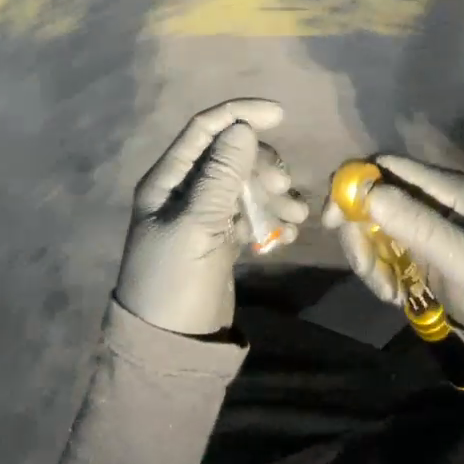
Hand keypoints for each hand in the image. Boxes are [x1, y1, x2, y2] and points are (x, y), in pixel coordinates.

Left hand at [115, 98, 308, 336]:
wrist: (170, 349)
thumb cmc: (174, 282)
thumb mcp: (196, 226)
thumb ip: (220, 176)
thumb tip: (242, 128)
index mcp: (167, 180)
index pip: (204, 130)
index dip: (240, 114)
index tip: (280, 114)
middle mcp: (185, 191)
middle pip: (232, 156)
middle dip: (263, 165)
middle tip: (283, 189)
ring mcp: (204, 216)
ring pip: (247, 185)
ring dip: (274, 195)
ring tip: (296, 217)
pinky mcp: (221, 239)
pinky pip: (252, 214)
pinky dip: (271, 219)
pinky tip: (288, 234)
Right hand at [321, 155, 463, 336]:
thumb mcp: (460, 256)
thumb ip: (417, 223)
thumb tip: (367, 192)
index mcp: (442, 187)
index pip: (385, 167)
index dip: (353, 184)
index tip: (334, 219)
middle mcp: (427, 200)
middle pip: (370, 198)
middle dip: (358, 232)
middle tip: (365, 267)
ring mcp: (420, 226)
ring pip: (370, 228)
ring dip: (368, 258)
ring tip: (387, 291)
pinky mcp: (415, 252)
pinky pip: (380, 253)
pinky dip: (379, 273)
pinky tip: (394, 295)